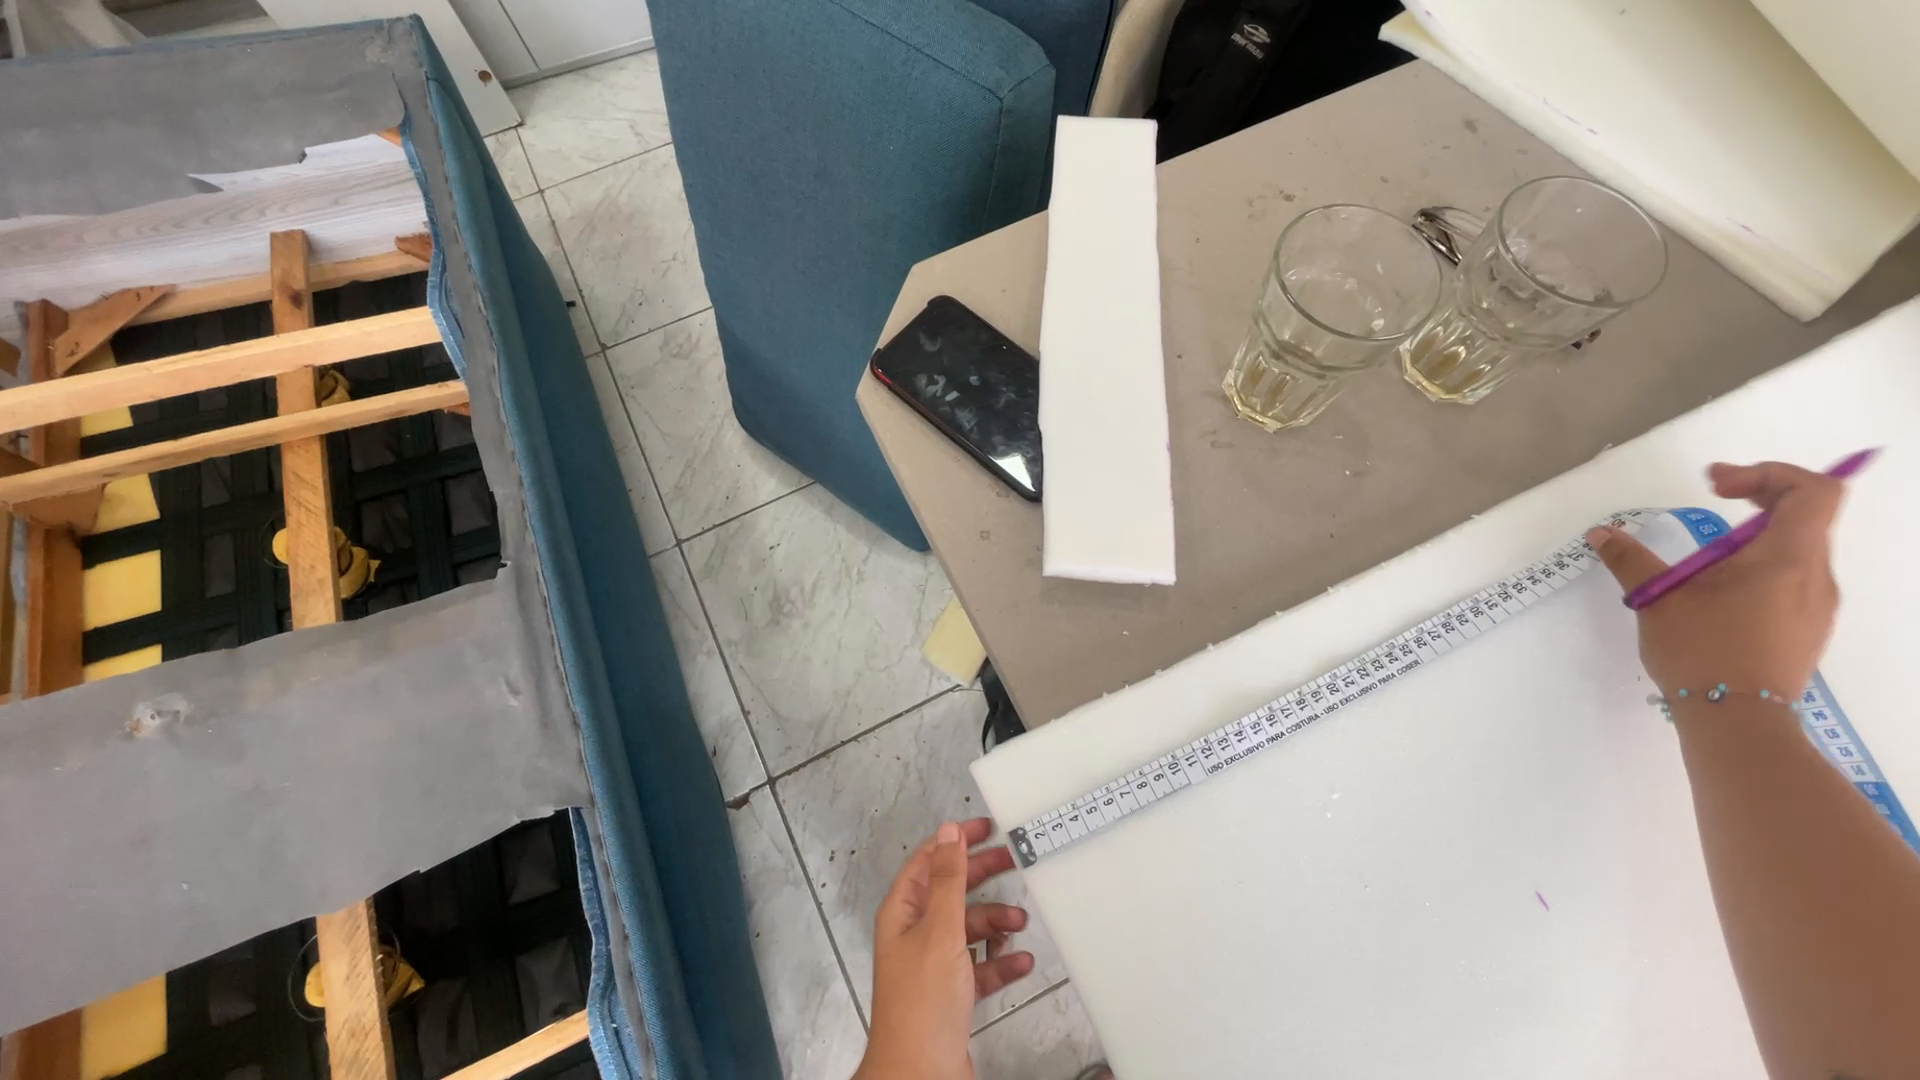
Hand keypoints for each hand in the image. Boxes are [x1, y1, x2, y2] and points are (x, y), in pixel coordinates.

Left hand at [853, 818, 1034, 1079]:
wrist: (921, 1074)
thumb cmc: (923, 1002)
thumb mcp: (940, 930)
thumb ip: (948, 879)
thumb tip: (948, 831)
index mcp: (903, 912)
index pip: (929, 861)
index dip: (955, 841)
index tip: (985, 828)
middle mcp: (915, 933)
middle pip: (952, 891)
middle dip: (983, 876)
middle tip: (1014, 860)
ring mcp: (933, 964)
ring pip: (969, 929)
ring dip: (996, 922)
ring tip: (1020, 921)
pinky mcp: (952, 993)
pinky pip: (980, 967)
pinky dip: (1000, 962)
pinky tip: (1021, 961)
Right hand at [1585, 461, 1843, 698]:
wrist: (1737, 719)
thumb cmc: (1703, 650)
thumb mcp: (1658, 598)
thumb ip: (1631, 560)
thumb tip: (1602, 533)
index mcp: (1787, 559)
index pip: (1812, 491)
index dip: (1769, 473)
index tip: (1715, 485)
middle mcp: (1814, 575)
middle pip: (1806, 515)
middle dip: (1757, 496)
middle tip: (1711, 498)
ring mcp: (1816, 604)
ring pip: (1797, 547)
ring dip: (1754, 534)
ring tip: (1704, 555)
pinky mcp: (1806, 626)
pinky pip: (1791, 577)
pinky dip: (1758, 564)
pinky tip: (1716, 590)